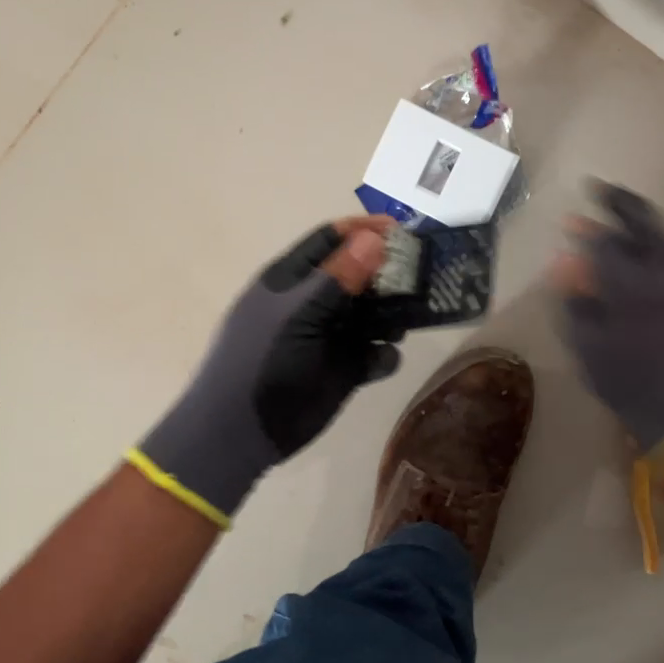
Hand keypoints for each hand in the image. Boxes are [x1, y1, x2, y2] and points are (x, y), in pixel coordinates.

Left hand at [135, 217, 398, 524]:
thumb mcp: (298, 313)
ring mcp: (331, 336)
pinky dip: (384, 355)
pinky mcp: (345, 369)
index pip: (332, 240)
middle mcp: (314, 302)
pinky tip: (381, 359)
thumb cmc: (262, 361)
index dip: (364, 230)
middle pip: (359, 274)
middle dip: (389, 272)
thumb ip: (337, 277)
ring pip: (374, 314)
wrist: (241, 433)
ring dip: (394, 314)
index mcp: (292, 280)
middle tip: (422, 273)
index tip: (402, 229)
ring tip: (408, 319)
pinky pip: (376, 353)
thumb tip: (374, 238)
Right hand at [551, 184, 663, 450]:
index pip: (607, 249)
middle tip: (599, 187)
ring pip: (661, 235)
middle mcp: (656, 280)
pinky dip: (653, 232)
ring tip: (619, 198)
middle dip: (620, 205)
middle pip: (642, 229)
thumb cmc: (617, 376)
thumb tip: (563, 263)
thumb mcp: (584, 341)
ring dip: (639, 213)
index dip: (588, 235)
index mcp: (629, 292)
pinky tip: (638, 229)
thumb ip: (574, 299)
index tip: (572, 224)